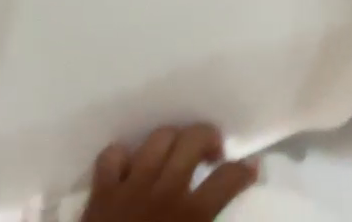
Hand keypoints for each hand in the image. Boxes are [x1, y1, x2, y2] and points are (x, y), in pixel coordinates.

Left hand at [81, 124, 256, 221]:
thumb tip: (212, 212)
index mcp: (191, 216)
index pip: (228, 178)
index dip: (245, 171)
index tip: (251, 169)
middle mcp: (165, 192)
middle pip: (193, 139)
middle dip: (209, 138)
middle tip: (211, 157)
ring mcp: (131, 187)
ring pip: (158, 138)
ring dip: (173, 142)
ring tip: (175, 156)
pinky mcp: (101, 192)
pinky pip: (113, 155)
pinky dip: (123, 157)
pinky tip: (131, 170)